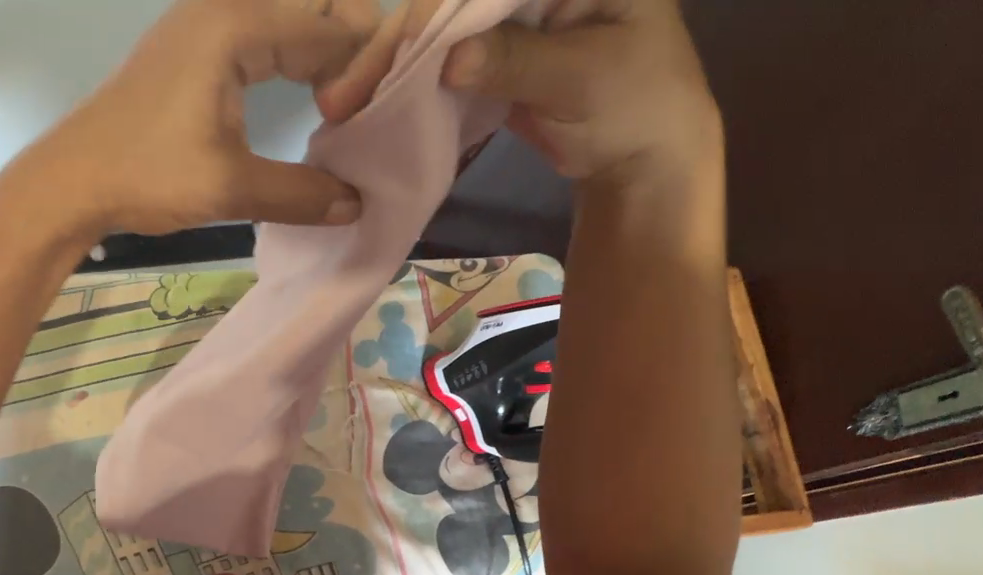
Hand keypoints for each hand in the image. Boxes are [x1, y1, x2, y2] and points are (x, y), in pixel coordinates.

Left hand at [22, 0, 380, 235]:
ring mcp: (200, 24)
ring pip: (284, 21)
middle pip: (311, 8)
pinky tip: (300, 97)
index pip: (328, 26)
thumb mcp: (229, 187)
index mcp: (235, 25)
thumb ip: (298, 193)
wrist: (71, 182)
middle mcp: (221, 8)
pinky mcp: (188, 48)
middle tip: (364, 108)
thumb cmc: (146, 175)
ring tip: (337, 107)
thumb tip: (355, 204)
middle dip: (348, 51)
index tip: (374, 118)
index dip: (363, 68)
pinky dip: (287, 60)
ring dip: (318, 56)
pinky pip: (257, 37)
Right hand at [316, 0, 720, 185]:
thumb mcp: (583, 77)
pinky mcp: (494, 50)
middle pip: (452, 0)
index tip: (400, 46)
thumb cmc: (636, 104)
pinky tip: (373, 103)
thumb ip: (519, 61)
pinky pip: (443, 57)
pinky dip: (410, 81)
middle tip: (344, 93)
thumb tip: (450, 58)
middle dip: (399, 41)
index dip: (439, 7)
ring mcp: (510, 13)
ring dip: (391, 65)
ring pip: (440, 28)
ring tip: (342, 103)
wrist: (640, 151)